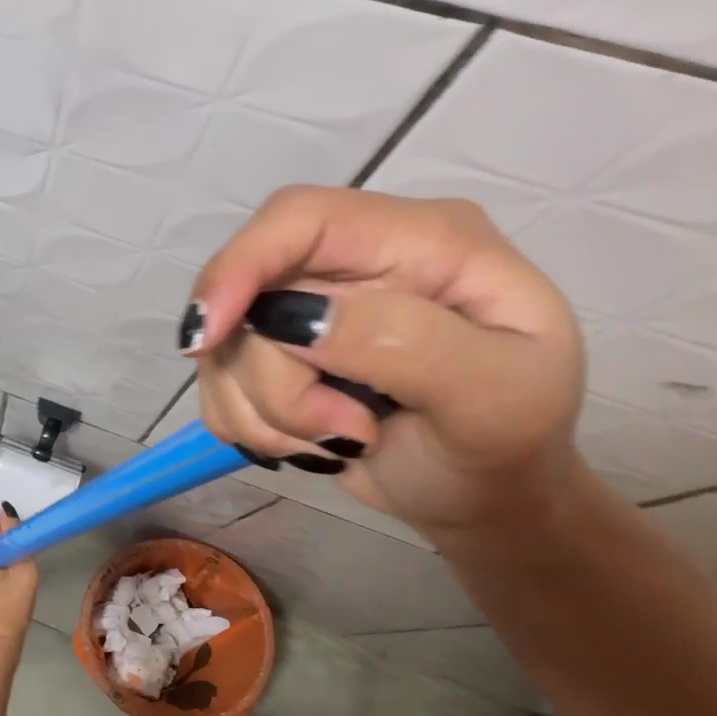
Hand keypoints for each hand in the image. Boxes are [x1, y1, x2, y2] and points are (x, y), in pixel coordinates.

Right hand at [180, 186, 585, 539]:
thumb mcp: (494, 394)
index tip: (209, 336)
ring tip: (338, 440)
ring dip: (266, 415)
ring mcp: (306, 313)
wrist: (480, 496)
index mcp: (423, 242)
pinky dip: (248, 427)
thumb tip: (294, 318)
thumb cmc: (506, 444)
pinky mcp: (273, 358)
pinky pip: (216, 386)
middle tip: (340, 429)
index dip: (242, 266)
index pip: (302, 219)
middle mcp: (353, 265)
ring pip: (226, 351)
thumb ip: (406, 342)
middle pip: (251, 298)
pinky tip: (305, 443)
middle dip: (276, 381)